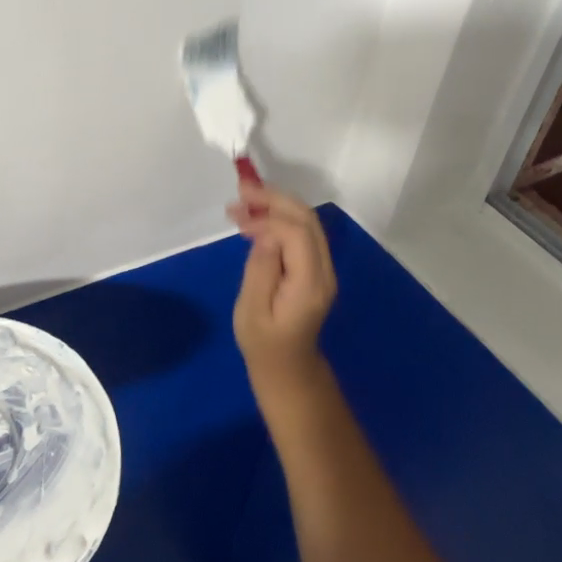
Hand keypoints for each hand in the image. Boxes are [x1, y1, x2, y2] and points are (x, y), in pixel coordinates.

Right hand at [227, 180, 336, 369]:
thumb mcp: (252, 312)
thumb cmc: (263, 344)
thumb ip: (260, 271)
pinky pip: (302, 233)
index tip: (238, 220)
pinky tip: (256, 219)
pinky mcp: (315, 268)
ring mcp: (323, 268)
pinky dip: (279, 219)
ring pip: (306, 222)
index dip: (268, 218)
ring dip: (276, 206)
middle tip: (240, 193)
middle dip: (274, 200)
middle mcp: (324, 271)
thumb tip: (266, 235)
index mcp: (309, 284)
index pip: (297, 234)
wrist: (288, 367)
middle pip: (307, 220)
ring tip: (243, 202)